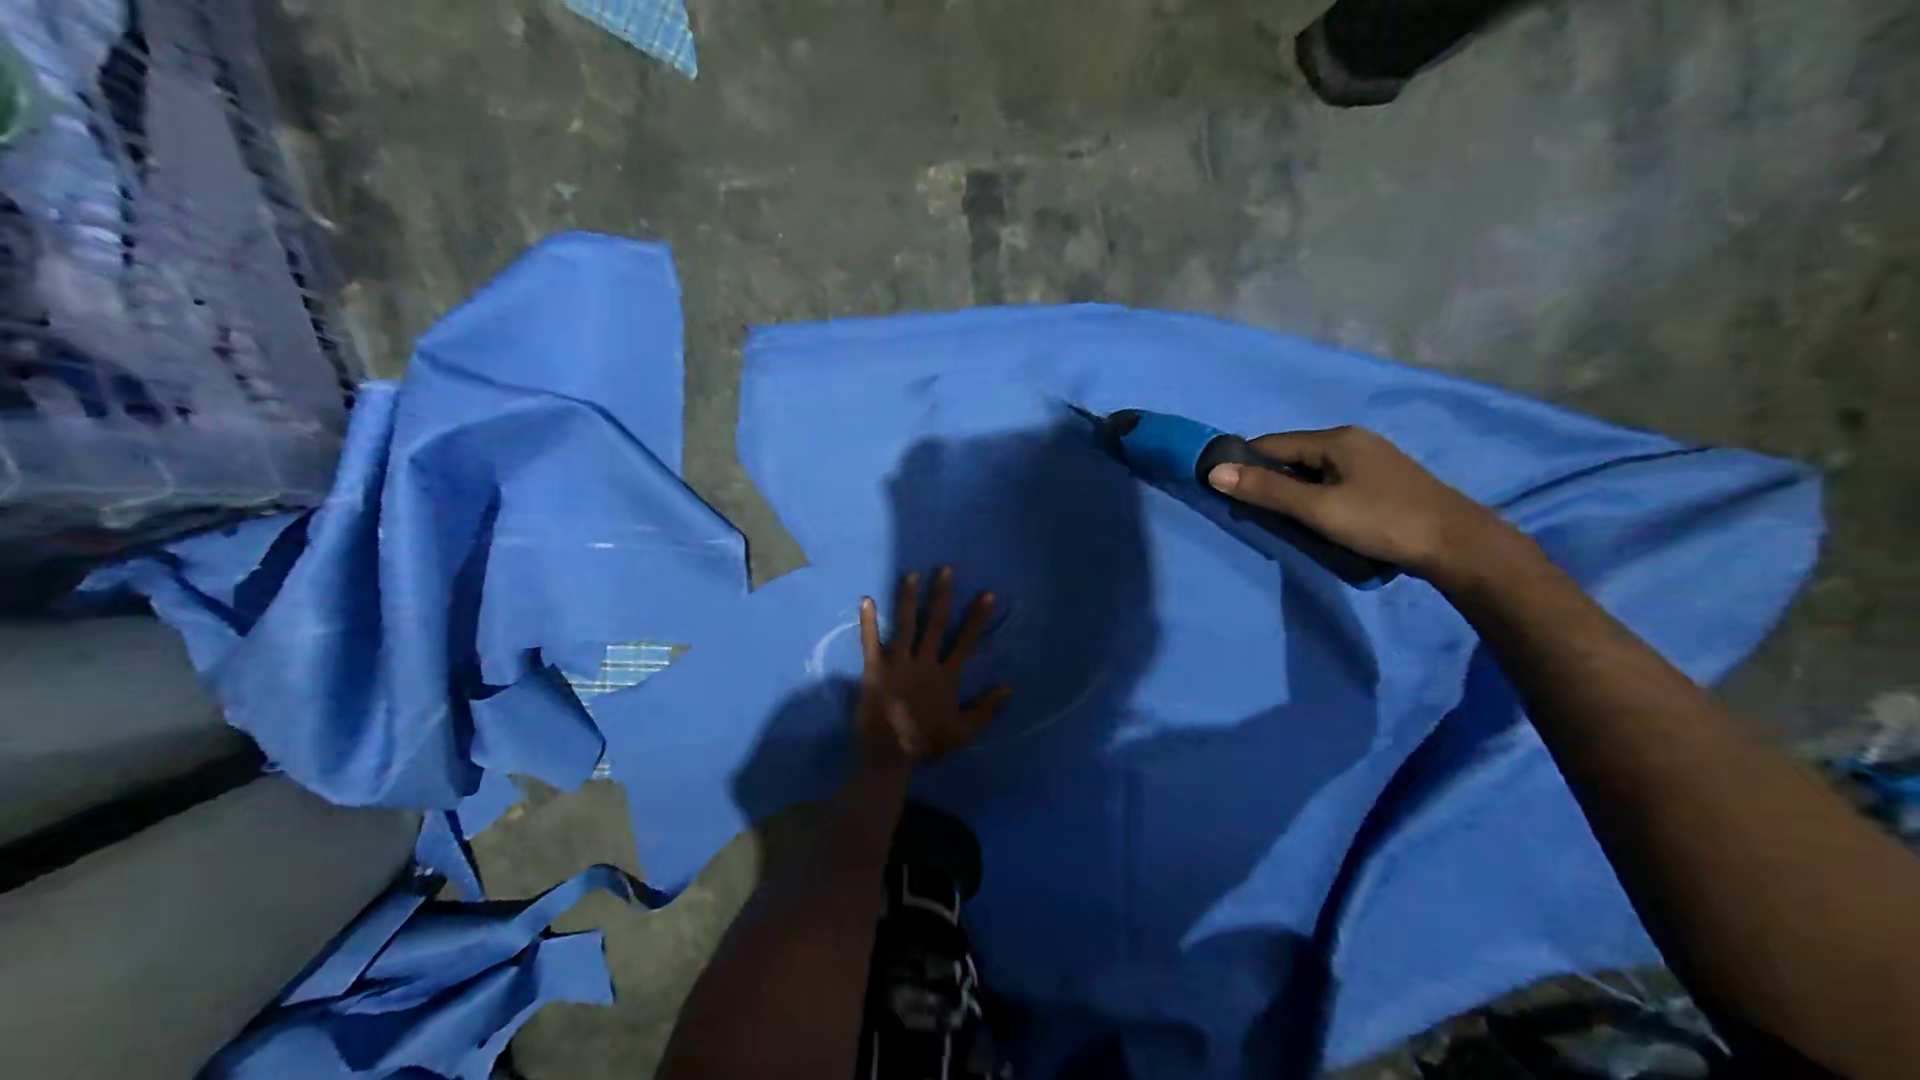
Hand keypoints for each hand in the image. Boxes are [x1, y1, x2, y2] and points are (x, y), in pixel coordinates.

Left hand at [856, 567, 1010, 769]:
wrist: (890, 756)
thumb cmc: (926, 743)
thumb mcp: (964, 731)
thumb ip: (986, 709)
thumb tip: (1009, 687)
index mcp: (946, 676)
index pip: (966, 641)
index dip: (977, 617)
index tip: (987, 594)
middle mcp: (924, 663)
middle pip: (936, 624)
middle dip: (942, 596)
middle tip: (945, 570)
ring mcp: (898, 664)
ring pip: (906, 625)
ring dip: (909, 599)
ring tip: (912, 575)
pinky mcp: (874, 670)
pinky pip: (870, 641)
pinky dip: (868, 621)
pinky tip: (866, 599)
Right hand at [1206, 426, 1522, 584]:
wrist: (1458, 546)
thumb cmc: (1382, 521)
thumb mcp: (1317, 509)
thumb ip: (1267, 490)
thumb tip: (1214, 472)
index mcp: (1336, 439)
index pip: (1272, 444)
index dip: (1245, 466)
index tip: (1228, 495)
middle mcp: (1352, 441)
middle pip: (1293, 457)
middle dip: (1268, 482)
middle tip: (1254, 516)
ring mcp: (1371, 460)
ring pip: (1313, 472)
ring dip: (1292, 493)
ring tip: (1284, 522)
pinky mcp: (1382, 482)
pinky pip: (1332, 482)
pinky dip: (1315, 498)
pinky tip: (1317, 520)